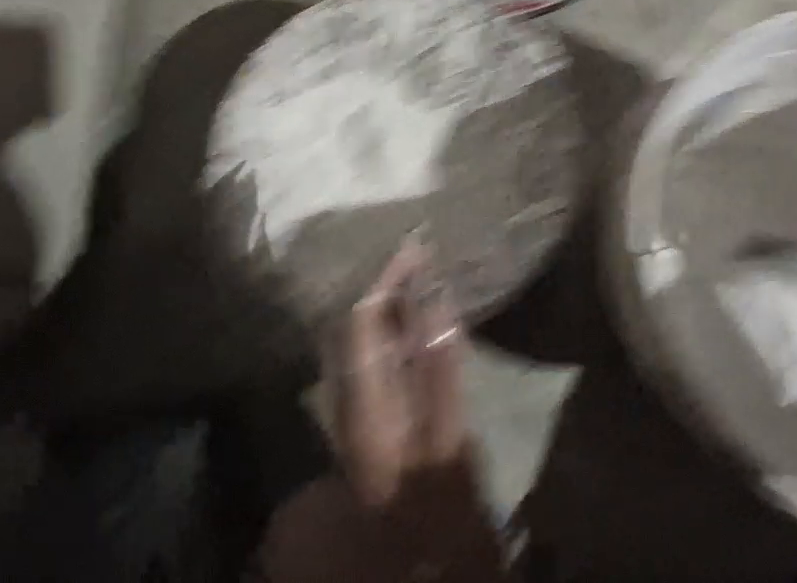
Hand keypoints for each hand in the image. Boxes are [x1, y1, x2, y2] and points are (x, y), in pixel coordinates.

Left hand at [331, 242, 468, 507]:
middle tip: (420, 251)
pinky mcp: (370, 418)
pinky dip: (393, 328)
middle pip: (353, 325)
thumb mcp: (448, 442)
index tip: (418, 245)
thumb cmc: (435, 505)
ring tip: (420, 273)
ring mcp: (356, 408)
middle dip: (383, 283)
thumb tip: (439, 301)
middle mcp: (348, 397)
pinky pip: (374, 355)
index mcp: (364, 399)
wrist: (412, 560)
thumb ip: (441, 370)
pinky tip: (418, 321)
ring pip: (361, 339)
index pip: (361, 319)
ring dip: (387, 302)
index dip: (386, 278)